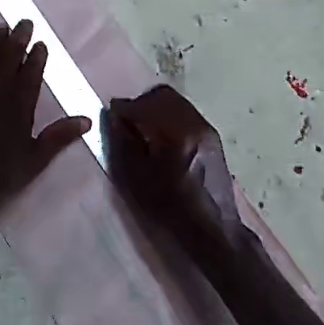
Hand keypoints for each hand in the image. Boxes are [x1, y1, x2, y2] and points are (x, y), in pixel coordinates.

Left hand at [0, 21, 92, 229]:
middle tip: (23, 22)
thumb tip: (87, 119)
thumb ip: (59, 137)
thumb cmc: (0, 182)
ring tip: (0, 26)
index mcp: (18, 113)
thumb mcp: (35, 162)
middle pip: (6, 62)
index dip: (36, 58)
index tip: (41, 42)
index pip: (29, 77)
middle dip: (16, 40)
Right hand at [103, 85, 253, 273]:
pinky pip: (185, 113)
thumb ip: (123, 143)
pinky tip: (161, 138)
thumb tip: (115, 118)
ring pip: (175, 103)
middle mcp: (194, 124)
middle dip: (140, 104)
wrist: (212, 227)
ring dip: (155, 109)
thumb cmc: (170, 207)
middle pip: (162, 96)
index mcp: (175, 134)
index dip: (123, 109)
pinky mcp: (212, 136)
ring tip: (143, 131)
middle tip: (126, 122)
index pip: (143, 106)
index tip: (111, 116)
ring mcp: (206, 128)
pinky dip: (169, 117)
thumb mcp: (137, 178)